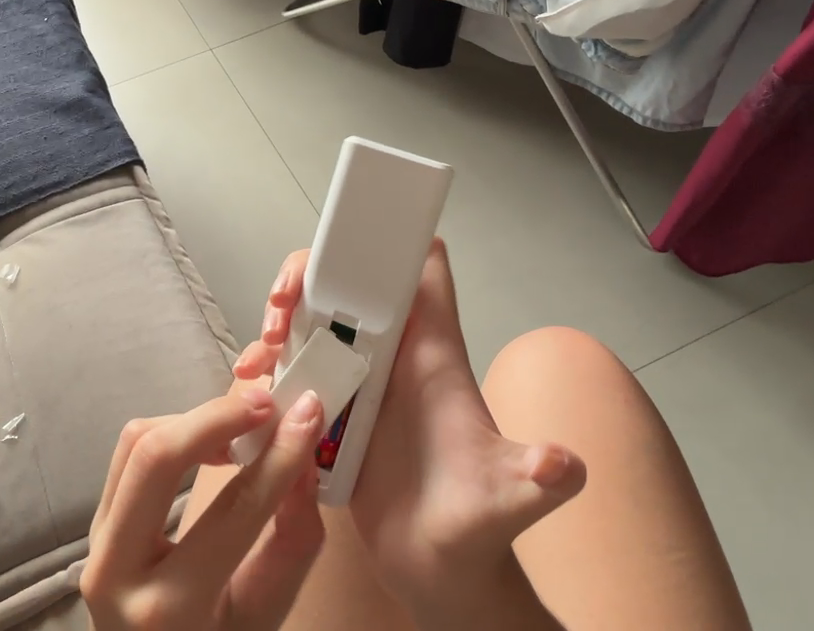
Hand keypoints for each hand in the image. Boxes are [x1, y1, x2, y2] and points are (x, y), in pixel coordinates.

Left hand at [82, 386, 328, 629]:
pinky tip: (216, 443)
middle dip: (215, 417)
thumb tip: (306, 460)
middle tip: (267, 402)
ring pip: (136, 441)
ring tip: (246, 425)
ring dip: (195, 420)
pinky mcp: (99, 516)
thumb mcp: (263, 616)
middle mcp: (115, 569)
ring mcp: (96, 539)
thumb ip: (291, 542)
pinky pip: (131, 452)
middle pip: (154, 457)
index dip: (277, 458)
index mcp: (166, 611)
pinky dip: (177, 430)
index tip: (308, 414)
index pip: (231, 514)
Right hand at [234, 241, 586, 626]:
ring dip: (277, 321)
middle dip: (303, 282)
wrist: (437, 571)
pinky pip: (291, 364)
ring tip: (259, 359)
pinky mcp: (327, 405)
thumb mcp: (502, 500)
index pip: (417, 267)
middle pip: (344, 281)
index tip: (335, 260)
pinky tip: (248, 383)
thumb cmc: (474, 525)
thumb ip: (529, 479)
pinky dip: (266, 363)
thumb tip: (564, 465)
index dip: (381, 243)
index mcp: (430, 351)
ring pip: (310, 319)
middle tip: (277, 315)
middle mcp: (392, 353)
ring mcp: (356, 378)